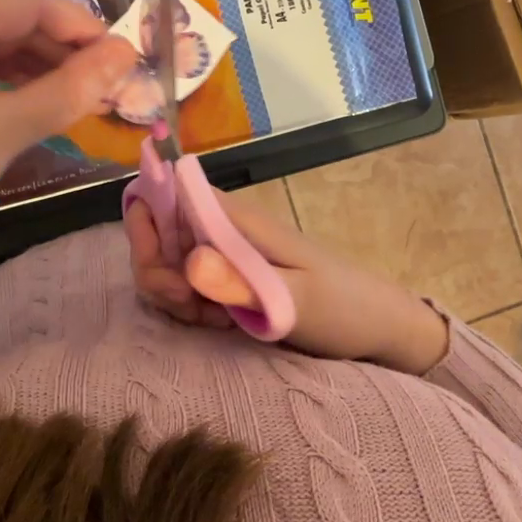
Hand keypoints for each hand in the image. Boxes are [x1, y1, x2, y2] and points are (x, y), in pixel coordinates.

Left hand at [0, 0, 137, 262]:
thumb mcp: (10, 128)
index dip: (80, 26)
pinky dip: (21, 78)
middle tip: (111, 81)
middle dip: (66, 49)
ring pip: (4, 40)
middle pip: (15, 18)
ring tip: (90, 95)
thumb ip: (72, 87)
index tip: (123, 57)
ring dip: (48, 65)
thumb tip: (127, 54)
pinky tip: (53, 98)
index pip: (27, 3)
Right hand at [126, 190, 449, 373]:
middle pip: (152, 233)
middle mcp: (218, 225)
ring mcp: (220, 251)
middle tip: (193, 309)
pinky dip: (188, 308)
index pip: (158, 194)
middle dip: (156, 276)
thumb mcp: (294, 300)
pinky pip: (182, 285)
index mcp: (231, 216)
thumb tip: (188, 262)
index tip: (167, 276)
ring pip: (163, 263)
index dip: (143, 229)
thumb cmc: (343, 308)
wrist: (378, 327)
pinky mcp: (225, 276)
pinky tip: (219, 323)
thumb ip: (241, 282)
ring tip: (214, 320)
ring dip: (172, 297)